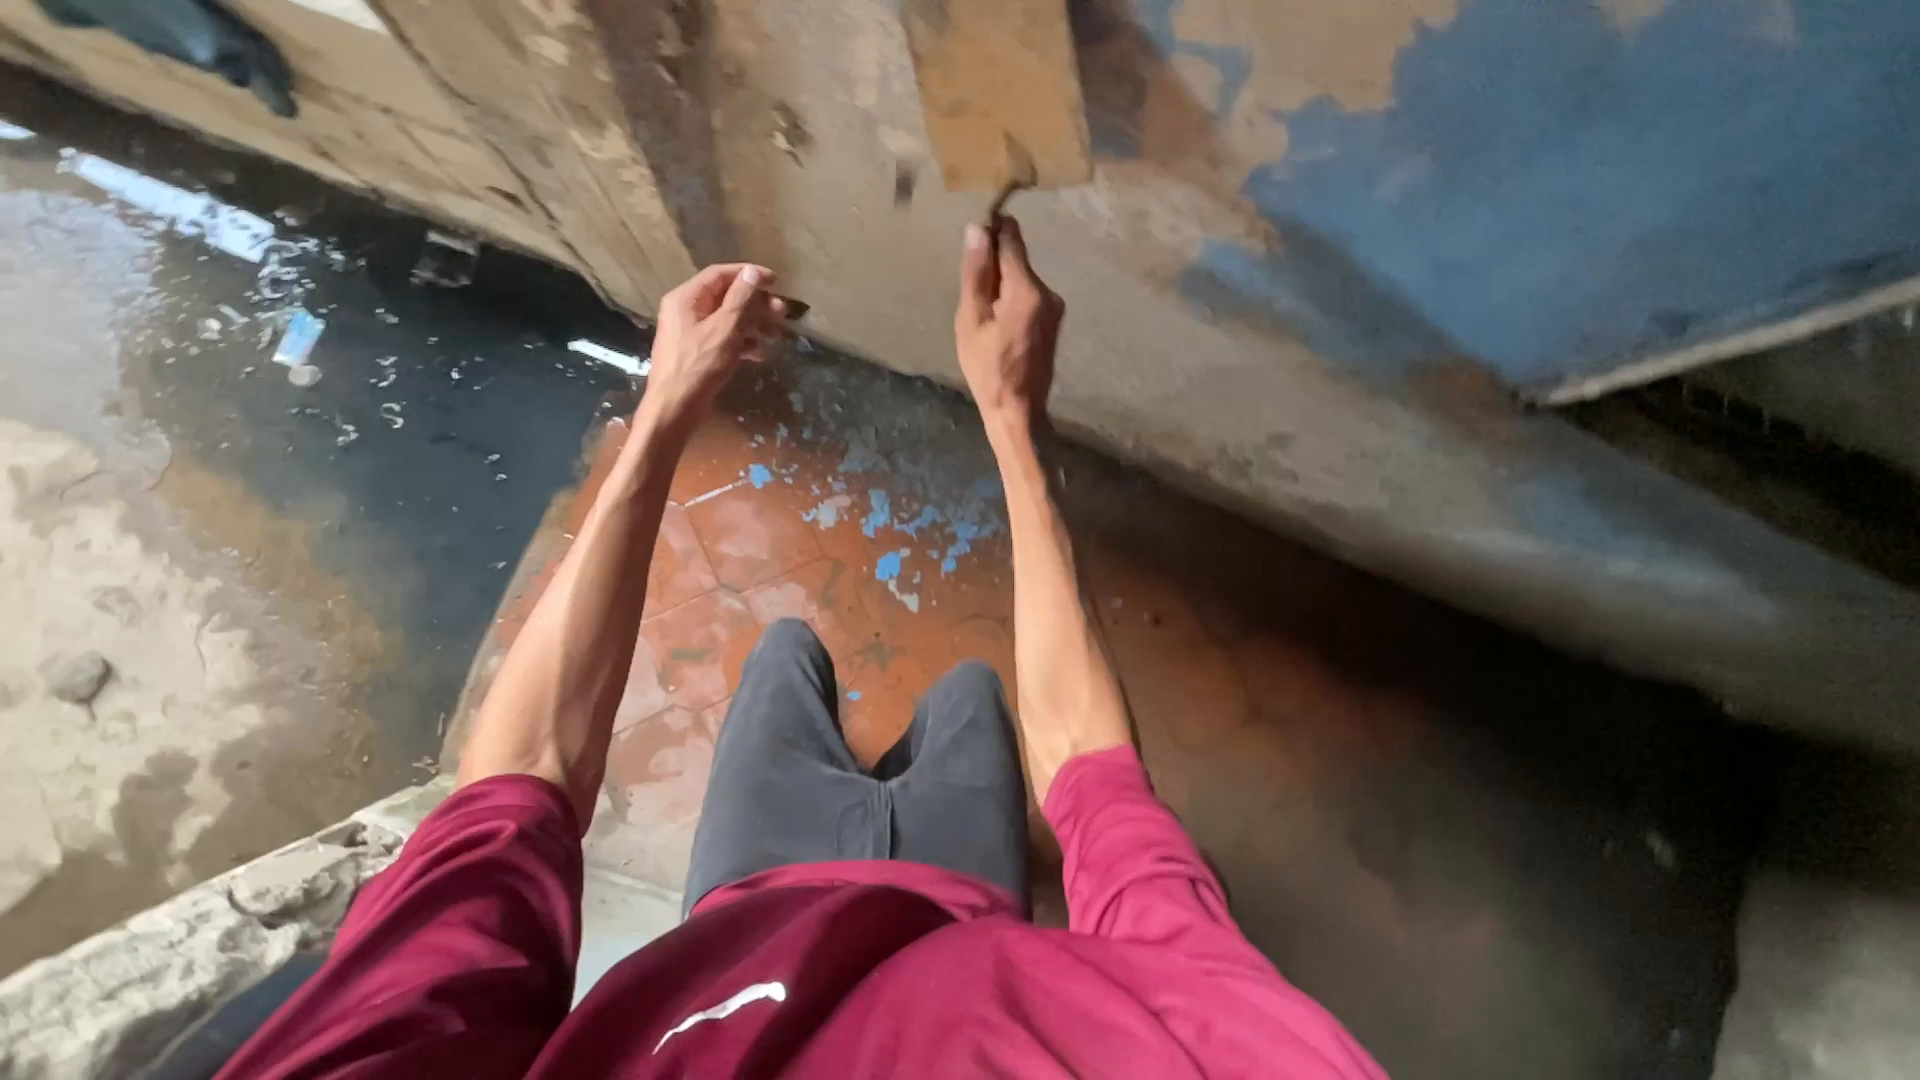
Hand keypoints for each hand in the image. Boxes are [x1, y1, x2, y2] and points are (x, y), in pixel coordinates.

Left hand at [638, 263, 785, 437]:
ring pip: (727, 320)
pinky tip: (760, 353)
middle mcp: (685, 310)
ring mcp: (690, 333)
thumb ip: (741, 299)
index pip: (720, 274)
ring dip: (753, 324)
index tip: (776, 282)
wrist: (674, 408)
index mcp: (686, 298)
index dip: (749, 275)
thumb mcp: (725, 329)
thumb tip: (753, 272)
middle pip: (726, 298)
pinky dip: (742, 342)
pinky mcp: (696, 353)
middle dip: (756, 304)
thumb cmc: (699, 366)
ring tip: (776, 335)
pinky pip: (722, 339)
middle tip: (782, 314)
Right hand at [956, 216, 1061, 428]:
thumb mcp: (971, 320)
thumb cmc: (988, 369)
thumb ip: (976, 273)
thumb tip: (977, 229)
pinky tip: (1000, 331)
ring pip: (1022, 281)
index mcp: (1027, 288)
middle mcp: (1048, 292)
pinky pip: (1029, 299)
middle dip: (993, 271)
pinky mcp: (1053, 323)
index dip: (991, 233)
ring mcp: (1054, 309)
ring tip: (985, 321)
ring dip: (1002, 290)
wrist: (1018, 410)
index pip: (1011, 238)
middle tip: (973, 301)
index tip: (973, 246)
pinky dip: (1012, 305)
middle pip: (1016, 261)